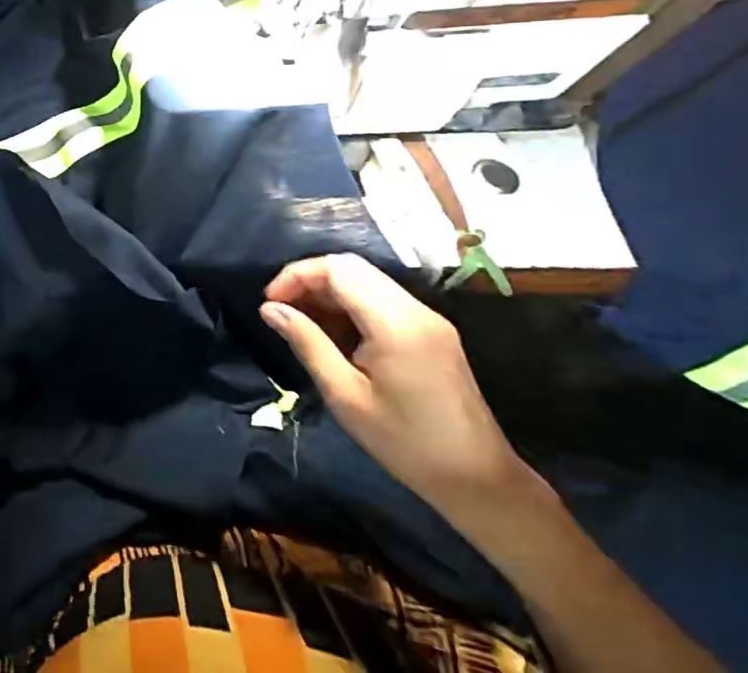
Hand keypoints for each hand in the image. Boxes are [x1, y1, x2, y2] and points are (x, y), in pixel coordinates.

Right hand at [260, 254, 536, 514]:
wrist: (477, 480)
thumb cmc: (405, 442)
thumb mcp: (344, 395)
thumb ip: (307, 343)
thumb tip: (270, 309)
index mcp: (397, 324)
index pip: (339, 270)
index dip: (297, 275)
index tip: (270, 303)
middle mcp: (416, 311)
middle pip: (352, 267)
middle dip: (309, 279)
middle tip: (281, 310)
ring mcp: (428, 320)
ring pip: (366, 280)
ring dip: (327, 291)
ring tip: (301, 322)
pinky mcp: (431, 332)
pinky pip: (380, 299)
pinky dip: (348, 304)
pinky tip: (332, 332)